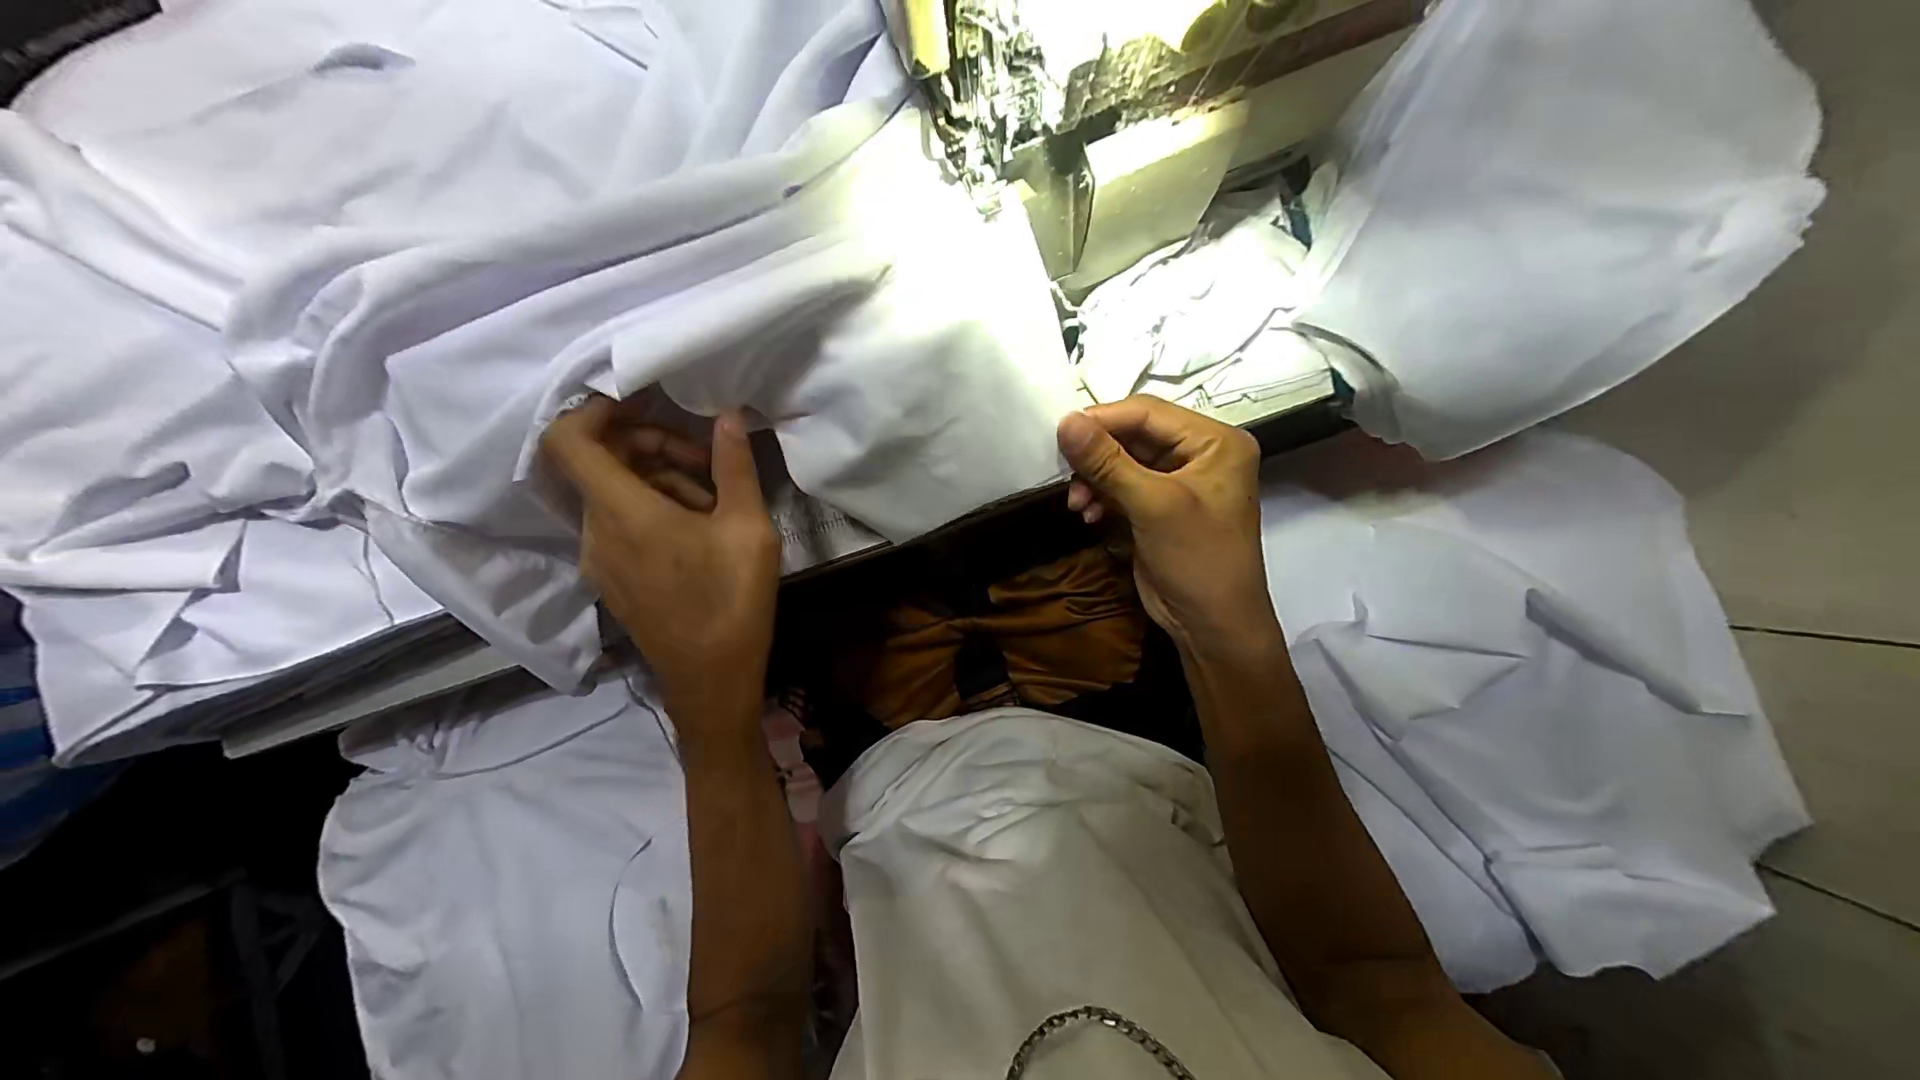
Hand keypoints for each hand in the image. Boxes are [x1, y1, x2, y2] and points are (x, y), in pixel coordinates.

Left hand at [542, 396, 780, 726]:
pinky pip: (616, 525)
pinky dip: (649, 511)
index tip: (643, 403)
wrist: (711, 680)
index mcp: (622, 513)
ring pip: (613, 495)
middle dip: (650, 447)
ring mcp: (597, 560)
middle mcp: (595, 532)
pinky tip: (697, 531)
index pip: (568, 441)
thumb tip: (728, 415)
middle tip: (706, 461)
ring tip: (713, 502)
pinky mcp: (609, 580)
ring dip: (657, 481)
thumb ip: (734, 466)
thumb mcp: (748, 529)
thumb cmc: (732, 601)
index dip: (594, 410)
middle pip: (600, 464)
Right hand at [1058, 396, 1278, 649]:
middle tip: (1066, 472)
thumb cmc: (1198, 559)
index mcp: (1215, 441)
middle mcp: (1200, 454)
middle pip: (1134, 435)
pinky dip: (1103, 497)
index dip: (1103, 419)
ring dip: (1095, 479)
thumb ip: (1107, 461)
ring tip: (1077, 504)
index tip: (1061, 431)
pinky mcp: (1161, 507)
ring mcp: (1180, 481)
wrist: (1213, 625)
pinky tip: (1088, 514)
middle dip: (1097, 456)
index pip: (1149, 413)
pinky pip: (1124, 486)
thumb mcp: (1152, 505)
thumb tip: (1065, 421)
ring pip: (1124, 462)